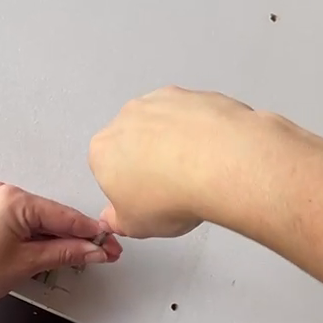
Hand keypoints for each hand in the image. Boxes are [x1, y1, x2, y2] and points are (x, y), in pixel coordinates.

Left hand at [0, 183, 121, 315]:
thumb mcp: (26, 264)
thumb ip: (65, 253)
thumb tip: (91, 250)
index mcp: (13, 199)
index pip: (64, 215)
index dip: (91, 233)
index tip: (110, 245)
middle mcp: (0, 192)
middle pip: (51, 215)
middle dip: (75, 236)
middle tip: (98, 254)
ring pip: (35, 218)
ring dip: (54, 237)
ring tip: (73, 257)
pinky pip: (18, 219)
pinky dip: (33, 234)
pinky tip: (44, 250)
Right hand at [88, 87, 280, 237]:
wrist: (219, 166)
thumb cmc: (174, 192)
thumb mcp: (135, 226)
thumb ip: (117, 220)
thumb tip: (114, 218)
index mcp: (103, 150)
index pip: (108, 169)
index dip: (128, 187)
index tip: (146, 199)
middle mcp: (127, 119)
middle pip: (134, 141)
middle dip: (149, 161)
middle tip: (172, 187)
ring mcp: (161, 103)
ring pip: (165, 125)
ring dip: (176, 143)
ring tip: (197, 172)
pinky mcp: (192, 96)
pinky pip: (193, 116)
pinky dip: (202, 131)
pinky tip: (213, 154)